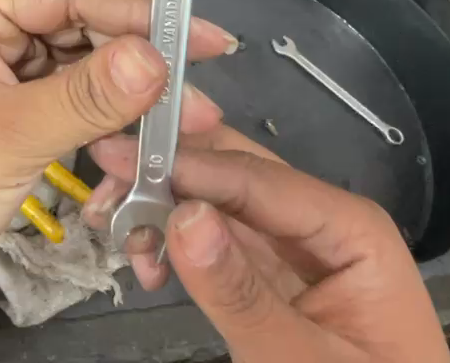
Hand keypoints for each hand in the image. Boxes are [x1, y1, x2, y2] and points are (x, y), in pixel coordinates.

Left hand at [0, 0, 237, 321]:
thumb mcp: (10, 136)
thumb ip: (86, 95)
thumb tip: (153, 57)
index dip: (129, 10)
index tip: (193, 34)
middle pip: (73, 25)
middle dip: (132, 57)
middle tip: (193, 89)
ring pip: (76, 65)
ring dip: (123, 92)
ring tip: (179, 121)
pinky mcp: (9, 115)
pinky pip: (67, 101)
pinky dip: (101, 117)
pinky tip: (136, 136)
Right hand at [85, 143, 448, 362]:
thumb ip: (241, 294)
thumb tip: (182, 213)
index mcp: (347, 228)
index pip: (253, 177)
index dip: (182, 163)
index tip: (112, 155)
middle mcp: (313, 217)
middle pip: (226, 168)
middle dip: (160, 173)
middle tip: (102, 189)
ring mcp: (284, 240)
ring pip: (206, 192)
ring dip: (155, 203)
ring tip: (116, 233)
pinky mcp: (258, 265)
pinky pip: (203, 229)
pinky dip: (167, 235)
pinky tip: (144, 263)